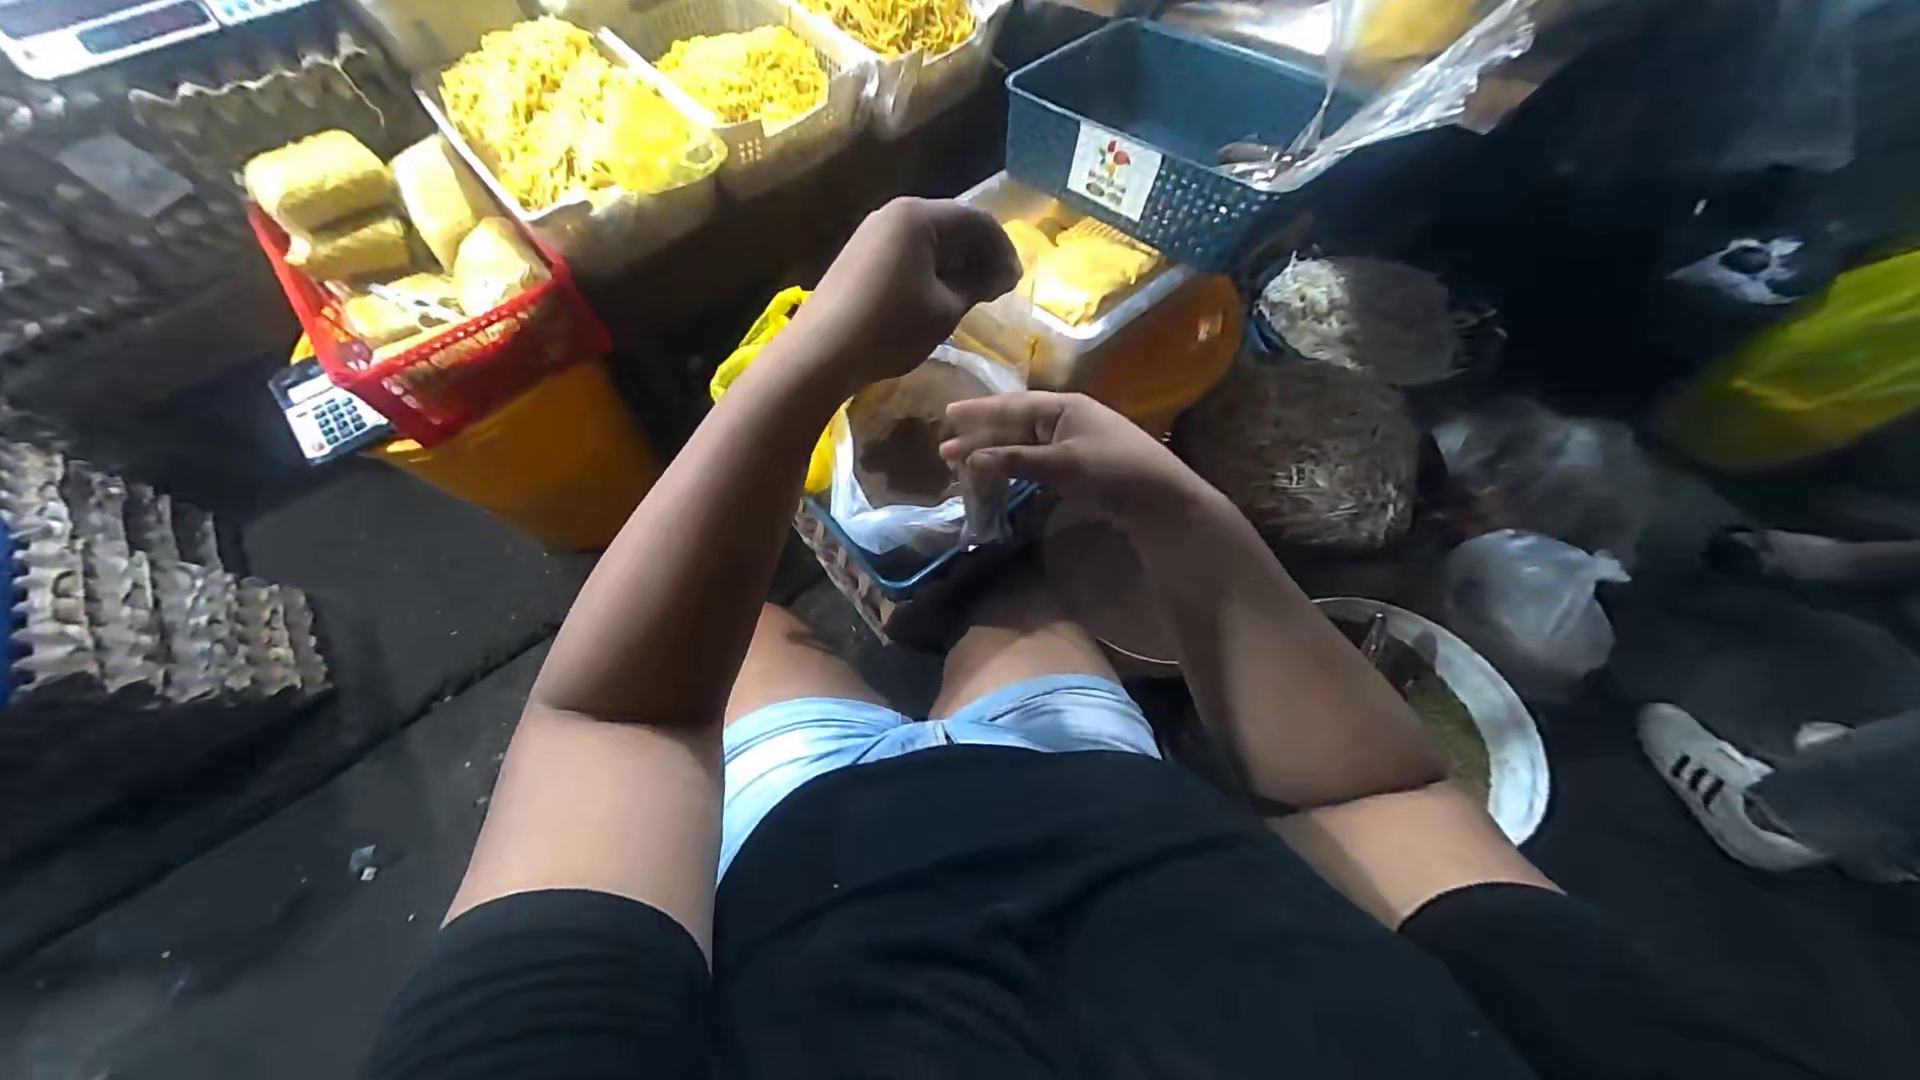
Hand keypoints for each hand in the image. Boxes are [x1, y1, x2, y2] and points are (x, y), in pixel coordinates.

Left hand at [785, 198, 1019, 390]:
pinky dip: (930, 271)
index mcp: (919, 217)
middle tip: (996, 290)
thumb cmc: (890, 329)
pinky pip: (907, 254)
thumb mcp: (944, 310)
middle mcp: (894, 213)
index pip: (978, 221)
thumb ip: (976, 284)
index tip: (1015, 284)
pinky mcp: (860, 256)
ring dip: (955, 265)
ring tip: (970, 297)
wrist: (822, 352)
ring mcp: (872, 233)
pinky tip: (936, 297)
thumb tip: (999, 273)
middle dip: (979, 256)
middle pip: (952, 225)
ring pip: (928, 241)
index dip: (1003, 251)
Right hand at [939, 392, 1201, 520]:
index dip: (979, 411)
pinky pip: (1034, 460)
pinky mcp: (1075, 465)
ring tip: (964, 464)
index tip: (948, 413)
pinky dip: (1013, 467)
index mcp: (1063, 407)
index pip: (1012, 405)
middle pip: (1014, 424)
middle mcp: (1064, 419)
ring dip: (993, 453)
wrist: (1159, 498)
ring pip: (1022, 444)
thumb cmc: (1113, 470)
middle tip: (946, 450)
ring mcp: (1070, 442)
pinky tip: (998, 474)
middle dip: (980, 437)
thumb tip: (973, 459)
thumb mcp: (1063, 463)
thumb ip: (1016, 460)